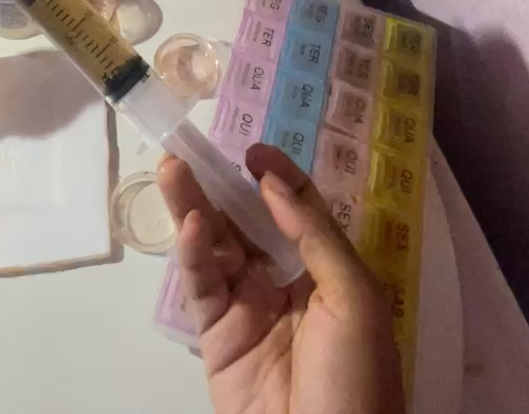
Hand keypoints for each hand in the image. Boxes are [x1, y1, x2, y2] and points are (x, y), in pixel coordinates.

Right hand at [158, 144, 404, 413]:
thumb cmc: (355, 379)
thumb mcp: (353, 299)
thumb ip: (314, 235)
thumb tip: (273, 182)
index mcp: (324, 270)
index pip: (297, 210)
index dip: (277, 177)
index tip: (253, 150)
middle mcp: (283, 281)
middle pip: (245, 221)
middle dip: (220, 184)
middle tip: (191, 149)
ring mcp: (247, 306)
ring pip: (215, 244)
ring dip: (194, 206)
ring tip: (172, 170)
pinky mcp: (216, 335)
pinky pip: (203, 285)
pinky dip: (193, 253)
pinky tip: (191, 225)